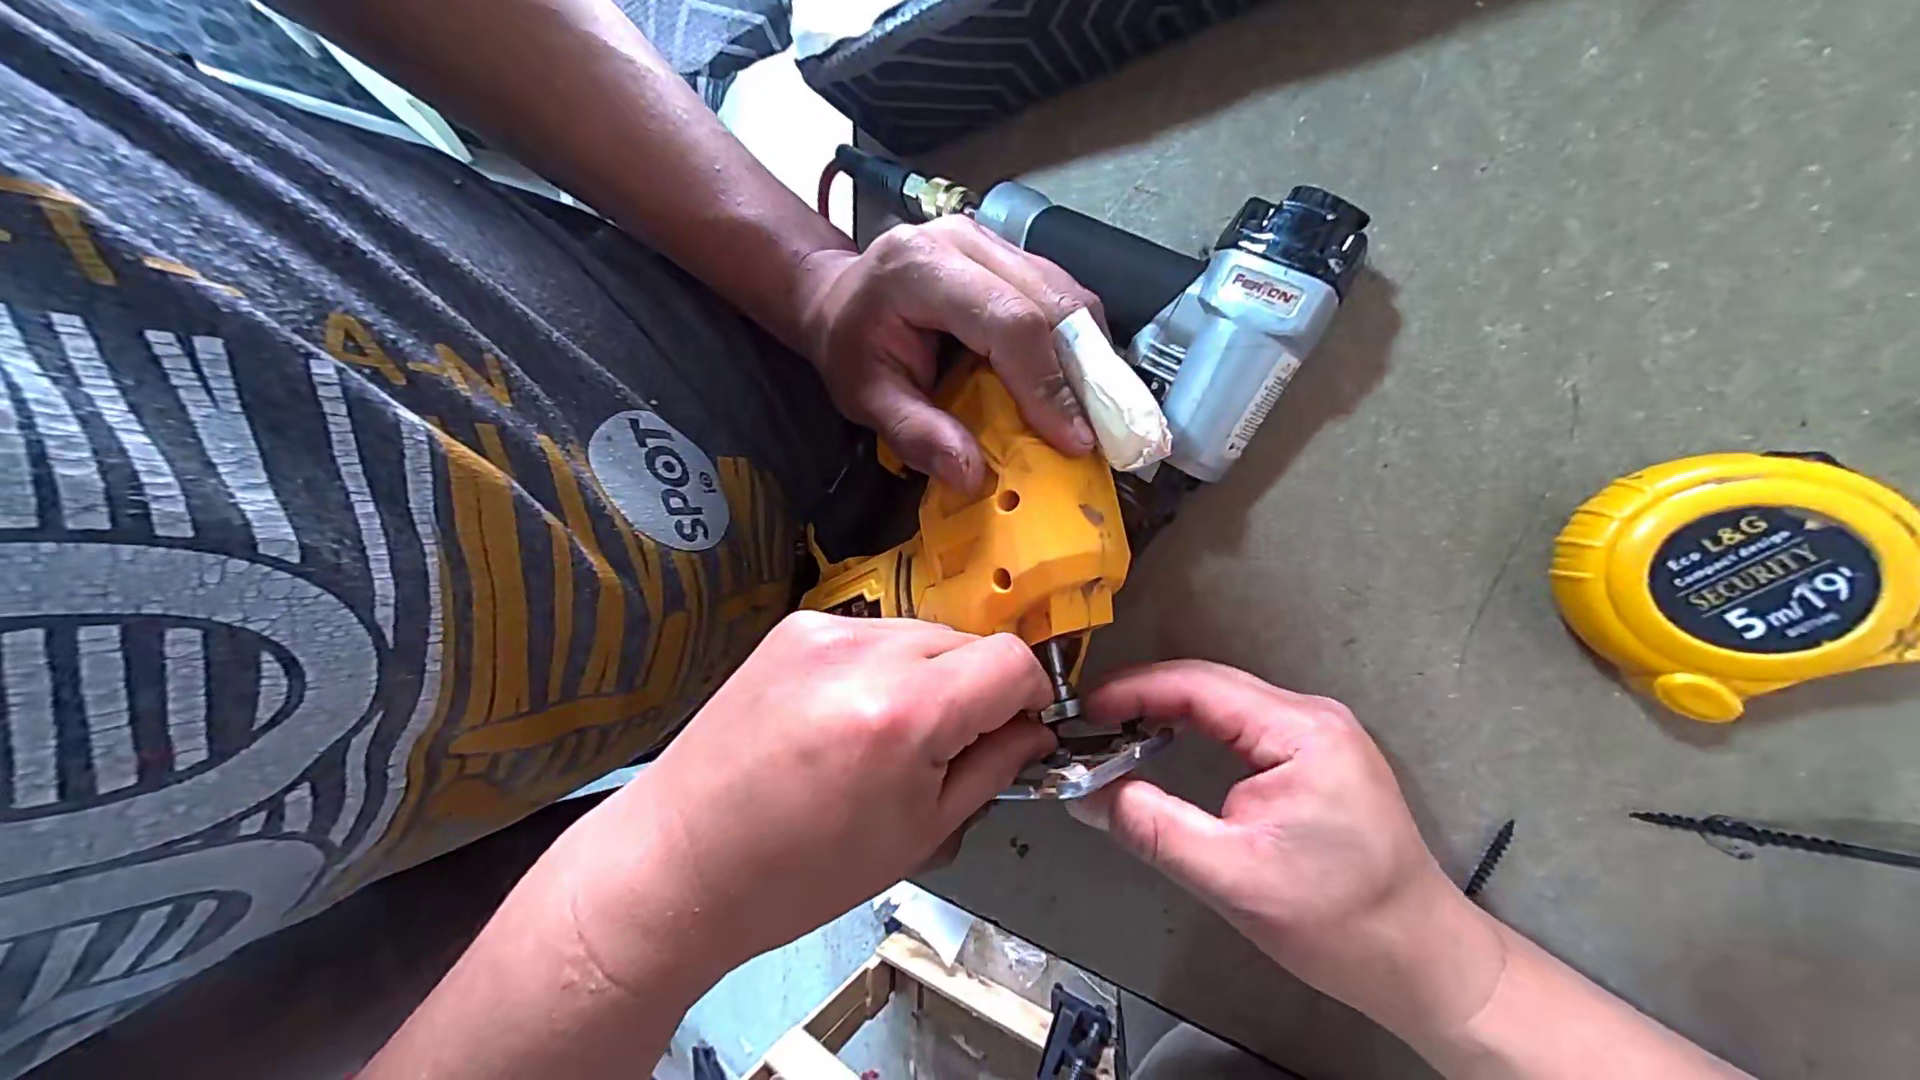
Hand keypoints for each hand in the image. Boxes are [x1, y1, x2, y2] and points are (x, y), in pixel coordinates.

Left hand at [567, 612, 1055, 988]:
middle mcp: (863, 653)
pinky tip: (849, 712)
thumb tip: (1031, 731)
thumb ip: (992, 768)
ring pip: (922, 633)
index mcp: (903, 713)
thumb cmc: (797, 873)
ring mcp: (824, 630)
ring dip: (928, 674)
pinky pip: (873, 633)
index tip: (1017, 723)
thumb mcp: (920, 834)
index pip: (1012, 660)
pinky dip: (882, 666)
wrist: (680, 860)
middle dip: (976, 688)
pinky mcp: (796, 625)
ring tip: (887, 731)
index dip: (1029, 695)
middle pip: (968, 641)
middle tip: (947, 742)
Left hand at [799, 216, 1103, 491]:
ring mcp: (993, 241)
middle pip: (1053, 301)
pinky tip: (1083, 385)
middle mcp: (967, 240)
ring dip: (1093, 359)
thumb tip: (972, 476)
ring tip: (1102, 415)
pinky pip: (1062, 298)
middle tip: (1106, 434)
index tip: (1075, 440)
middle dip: (1087, 374)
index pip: (1009, 322)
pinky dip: (1081, 345)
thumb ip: (915, 434)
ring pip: (1068, 295)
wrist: (840, 297)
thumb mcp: (866, 398)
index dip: (1048, 384)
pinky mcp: (1011, 256)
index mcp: (922, 270)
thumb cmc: (849, 346)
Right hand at [1067, 662, 1506, 1036]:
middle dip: (1143, 694)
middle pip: (1207, 683)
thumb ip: (1152, 829)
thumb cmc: (1344, 925)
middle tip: (1093, 718)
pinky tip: (1162, 737)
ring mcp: (1314, 730)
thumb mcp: (1233, 879)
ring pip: (1219, 697)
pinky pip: (1235, 718)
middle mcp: (1311, 717)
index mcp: (1302, 734)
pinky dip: (1189, 722)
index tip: (1089, 709)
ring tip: (1116, 724)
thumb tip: (1088, 795)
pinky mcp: (1310, 749)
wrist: (1423, 961)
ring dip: (1164, 706)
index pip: (1199, 687)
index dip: (1135, 690)